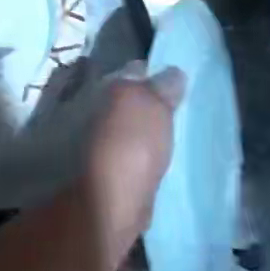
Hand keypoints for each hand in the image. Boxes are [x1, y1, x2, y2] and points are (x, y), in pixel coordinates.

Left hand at [79, 64, 184, 239]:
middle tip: (174, 111)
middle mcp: (94, 104)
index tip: (176, 84)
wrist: (110, 201)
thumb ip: (165, 85)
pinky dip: (138, 154)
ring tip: (168, 137)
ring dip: (141, 130)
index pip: (135, 69)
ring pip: (126, 125)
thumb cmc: (132, 141)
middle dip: (146, 101)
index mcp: (105, 82)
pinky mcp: (101, 168)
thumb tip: (174, 74)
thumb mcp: (156, 103)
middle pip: (128, 97)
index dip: (156, 73)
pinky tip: (156, 160)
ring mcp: (94, 138)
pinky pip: (126, 152)